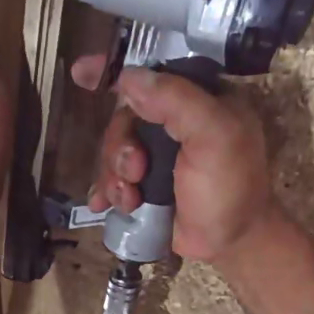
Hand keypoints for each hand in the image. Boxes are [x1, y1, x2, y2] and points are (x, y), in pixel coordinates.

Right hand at [72, 56, 275, 262]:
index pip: (154, 72)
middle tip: (135, 172)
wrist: (231, 243)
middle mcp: (174, 122)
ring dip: (114, 175)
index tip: (83, 73)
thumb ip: (175, 101)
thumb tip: (128, 77)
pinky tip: (104, 205)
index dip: (116, 70)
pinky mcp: (145, 185)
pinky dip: (106, 190)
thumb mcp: (213, 136)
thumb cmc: (230, 187)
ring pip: (114, 150)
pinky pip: (112, 178)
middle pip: (124, 118)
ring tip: (130, 199)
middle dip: (120, 148)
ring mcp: (157, 155)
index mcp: (198, 99)